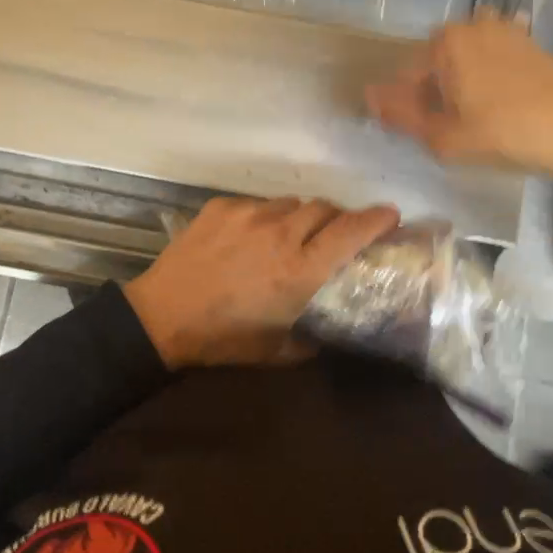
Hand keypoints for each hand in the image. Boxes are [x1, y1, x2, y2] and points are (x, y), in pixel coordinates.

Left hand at [124, 197, 400, 368]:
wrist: (162, 315)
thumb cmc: (224, 339)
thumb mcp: (277, 350)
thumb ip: (314, 337)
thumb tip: (334, 333)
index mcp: (299, 269)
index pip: (350, 231)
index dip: (376, 219)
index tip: (390, 216)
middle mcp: (280, 233)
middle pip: (325, 207)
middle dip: (338, 217)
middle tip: (336, 234)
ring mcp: (249, 214)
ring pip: (291, 202)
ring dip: (300, 216)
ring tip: (290, 236)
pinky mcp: (221, 205)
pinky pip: (257, 203)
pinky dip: (265, 217)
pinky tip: (251, 238)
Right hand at [364, 8, 552, 181]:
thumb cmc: (505, 135)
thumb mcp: (443, 136)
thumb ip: (399, 114)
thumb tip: (368, 96)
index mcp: (446, 41)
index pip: (407, 75)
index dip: (407, 106)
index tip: (419, 132)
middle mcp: (473, 25)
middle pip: (436, 63)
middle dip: (435, 92)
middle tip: (449, 128)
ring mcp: (506, 30)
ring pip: (465, 60)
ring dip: (461, 85)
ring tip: (474, 120)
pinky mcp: (531, 44)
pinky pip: (492, 60)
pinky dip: (487, 79)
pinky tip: (499, 107)